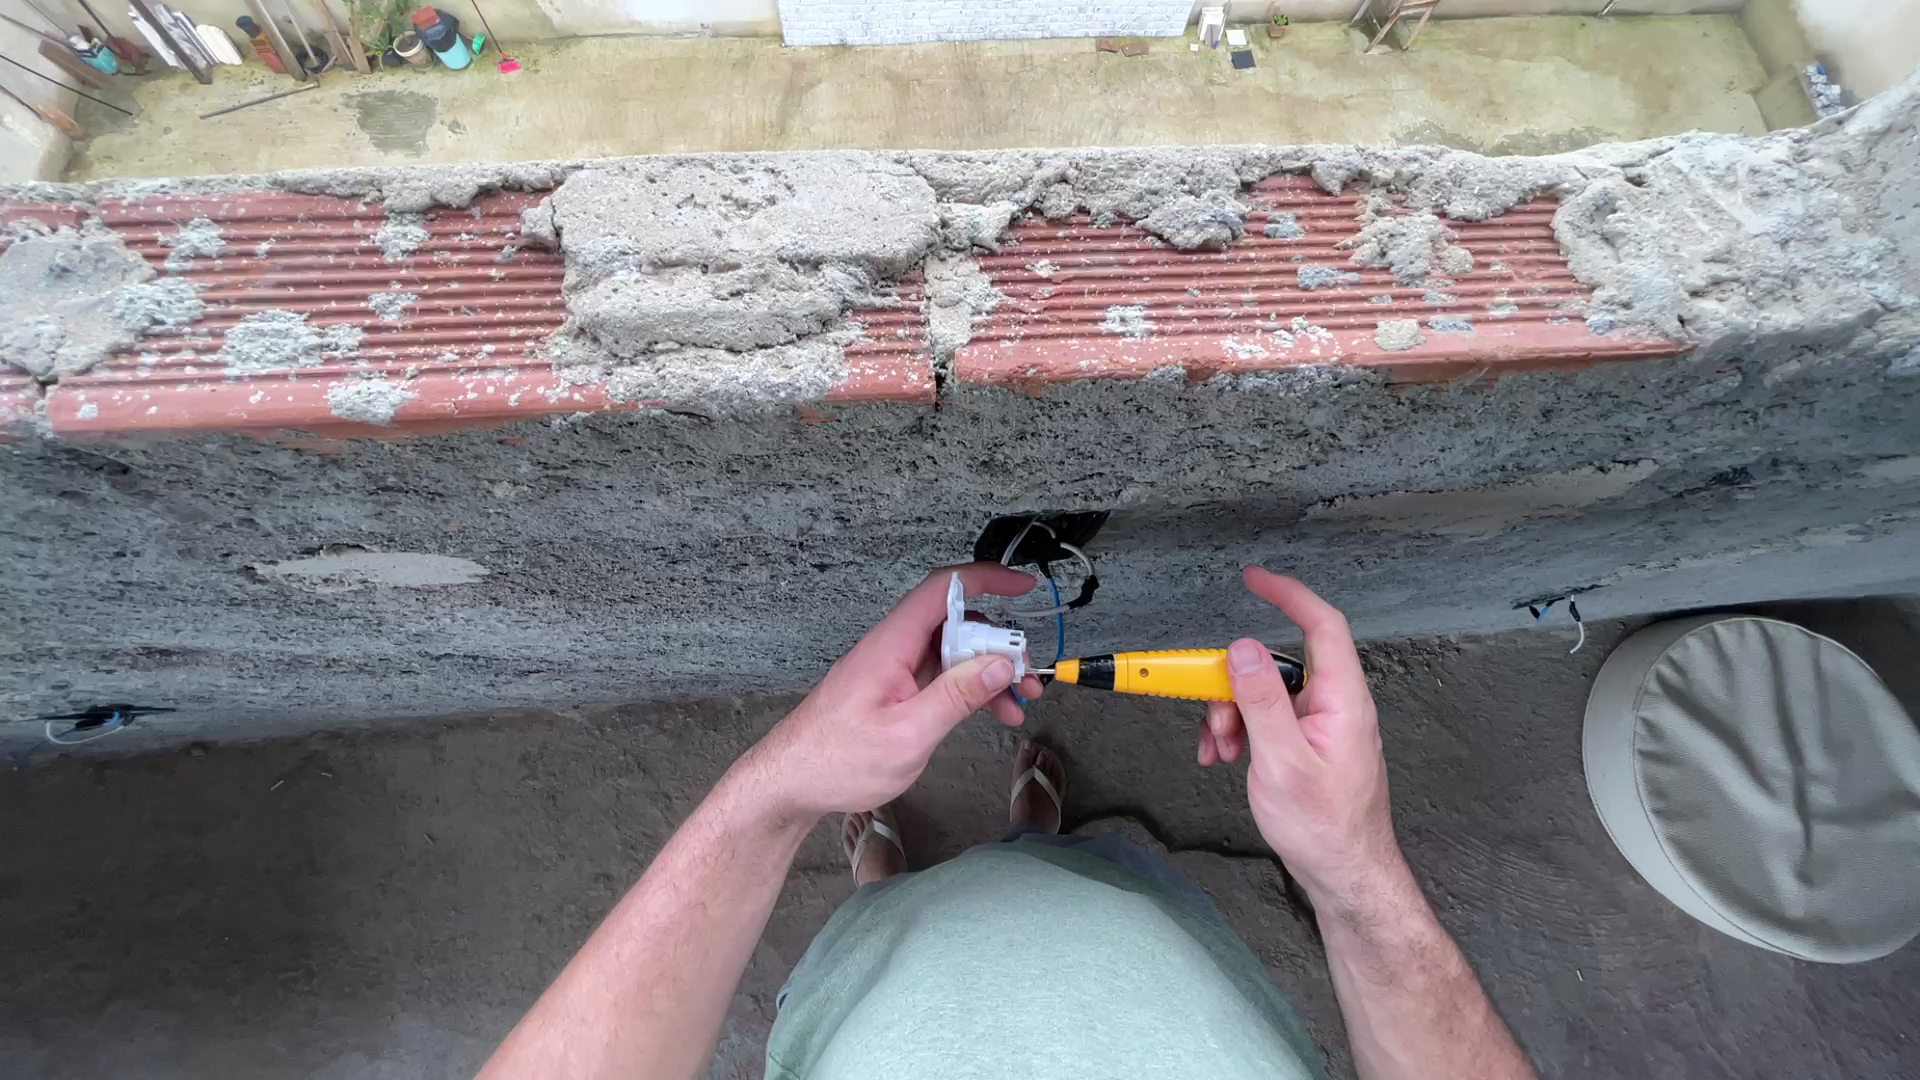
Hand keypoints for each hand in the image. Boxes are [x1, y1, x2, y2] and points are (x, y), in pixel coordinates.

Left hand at [742, 562, 1045, 822]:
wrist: (791, 784)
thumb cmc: (836, 761)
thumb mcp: (908, 734)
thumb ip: (956, 696)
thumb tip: (998, 664)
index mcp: (892, 644)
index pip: (943, 589)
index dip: (986, 578)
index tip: (1021, 585)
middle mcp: (893, 647)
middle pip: (956, 623)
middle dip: (999, 643)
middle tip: (1027, 676)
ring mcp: (894, 668)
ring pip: (952, 651)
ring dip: (988, 671)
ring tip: (1017, 702)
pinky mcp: (895, 688)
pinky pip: (940, 674)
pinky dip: (968, 688)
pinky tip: (990, 711)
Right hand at [1199, 567, 1405, 906]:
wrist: (1342, 875)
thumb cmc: (1325, 828)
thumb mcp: (1283, 761)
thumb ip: (1262, 699)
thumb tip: (1243, 648)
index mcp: (1341, 700)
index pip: (1322, 626)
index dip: (1289, 595)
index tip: (1255, 579)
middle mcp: (1331, 704)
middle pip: (1274, 663)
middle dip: (1233, 684)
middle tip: (1216, 716)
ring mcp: (1316, 722)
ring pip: (1260, 691)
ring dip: (1230, 713)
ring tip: (1223, 748)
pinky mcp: (1301, 739)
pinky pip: (1262, 715)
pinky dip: (1237, 730)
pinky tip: (1227, 755)